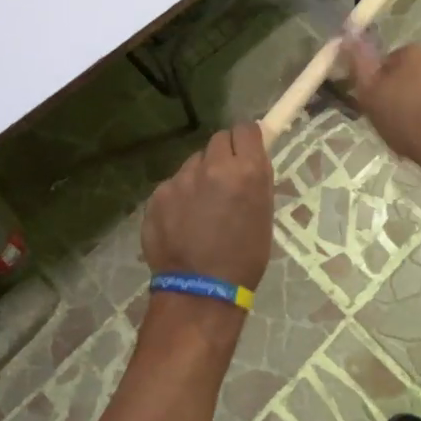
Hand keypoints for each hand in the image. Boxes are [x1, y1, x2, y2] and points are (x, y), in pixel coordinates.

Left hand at [141, 123, 273, 292]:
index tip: (245, 153)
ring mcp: (181, 179)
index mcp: (246, 171)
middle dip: (223, 155)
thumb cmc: (244, 258)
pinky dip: (179, 198)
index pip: (246, 128)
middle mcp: (212, 166)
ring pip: (194, 163)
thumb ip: (255, 179)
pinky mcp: (158, 194)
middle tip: (224, 182)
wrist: (201, 292)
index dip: (246, 140)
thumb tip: (250, 157)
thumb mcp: (263, 214)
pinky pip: (173, 185)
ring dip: (200, 177)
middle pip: (218, 140)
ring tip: (200, 210)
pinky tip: (182, 223)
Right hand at [345, 39, 420, 214]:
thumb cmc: (411, 125)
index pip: (389, 62)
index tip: (382, 108)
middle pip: (416, 72)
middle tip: (400, 121)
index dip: (383, 86)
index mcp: (414, 51)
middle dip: (408, 91)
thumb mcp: (372, 97)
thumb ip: (360, 65)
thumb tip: (347, 34)